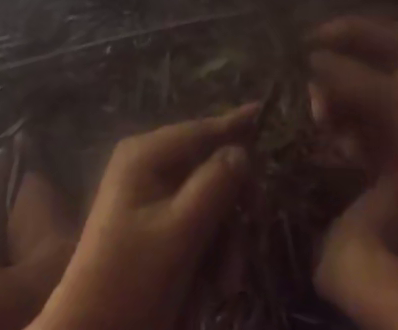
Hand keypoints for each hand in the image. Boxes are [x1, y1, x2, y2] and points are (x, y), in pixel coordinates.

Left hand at [32, 104, 257, 329]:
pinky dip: (213, 255)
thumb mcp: (178, 232)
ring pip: (211, 204)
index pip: (200, 130)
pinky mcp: (159, 230)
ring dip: (226, 242)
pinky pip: (200, 228)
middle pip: (211, 169)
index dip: (236, 124)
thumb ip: (215, 186)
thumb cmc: (130, 279)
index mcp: (145, 155)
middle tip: (254, 231)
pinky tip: (215, 286)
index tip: (266, 110)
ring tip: (226, 282)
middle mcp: (149, 167)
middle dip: (233, 209)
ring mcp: (153, 198)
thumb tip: (243, 151)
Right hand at [306, 17, 397, 202]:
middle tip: (319, 114)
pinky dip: (354, 139)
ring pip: (350, 99)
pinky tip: (355, 154)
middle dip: (330, 91)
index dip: (320, 40)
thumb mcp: (396, 101)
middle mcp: (397, 65)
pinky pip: (361, 127)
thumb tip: (310, 57)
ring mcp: (396, 99)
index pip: (350, 29)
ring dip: (340, 119)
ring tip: (343, 140)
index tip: (291, 60)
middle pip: (346, 65)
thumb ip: (349, 78)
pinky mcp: (395, 132)